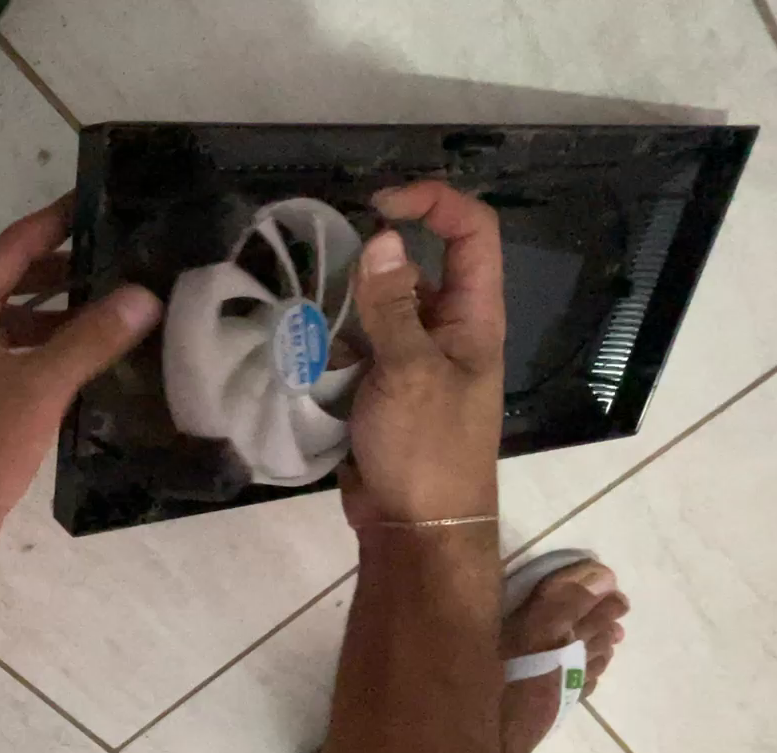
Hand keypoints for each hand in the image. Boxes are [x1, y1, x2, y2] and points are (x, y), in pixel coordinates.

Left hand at [0, 195, 161, 563]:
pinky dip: (48, 354)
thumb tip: (143, 296)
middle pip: (12, 285)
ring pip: (15, 327)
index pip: (11, 249)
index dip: (54, 222)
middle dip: (63, 271)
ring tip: (114, 309)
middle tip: (118, 259)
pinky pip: (15, 362)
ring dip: (59, 317)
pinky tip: (87, 362)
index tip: (97, 202)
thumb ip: (90, 339)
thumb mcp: (39, 387)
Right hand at [340, 181, 506, 527]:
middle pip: (410, 273)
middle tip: (321, 285)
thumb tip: (382, 240)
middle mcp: (443, 332)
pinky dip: (327, 353)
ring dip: (339, 316)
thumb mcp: (408, 371)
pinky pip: (351, 354)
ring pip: (372, 315)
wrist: (414, 523)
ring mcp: (408, 364)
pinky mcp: (376, 392)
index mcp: (472, 318)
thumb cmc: (426, 447)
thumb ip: (390, 307)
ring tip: (307, 331)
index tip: (377, 205)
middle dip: (366, 270)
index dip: (433, 205)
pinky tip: (304, 364)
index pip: (470, 235)